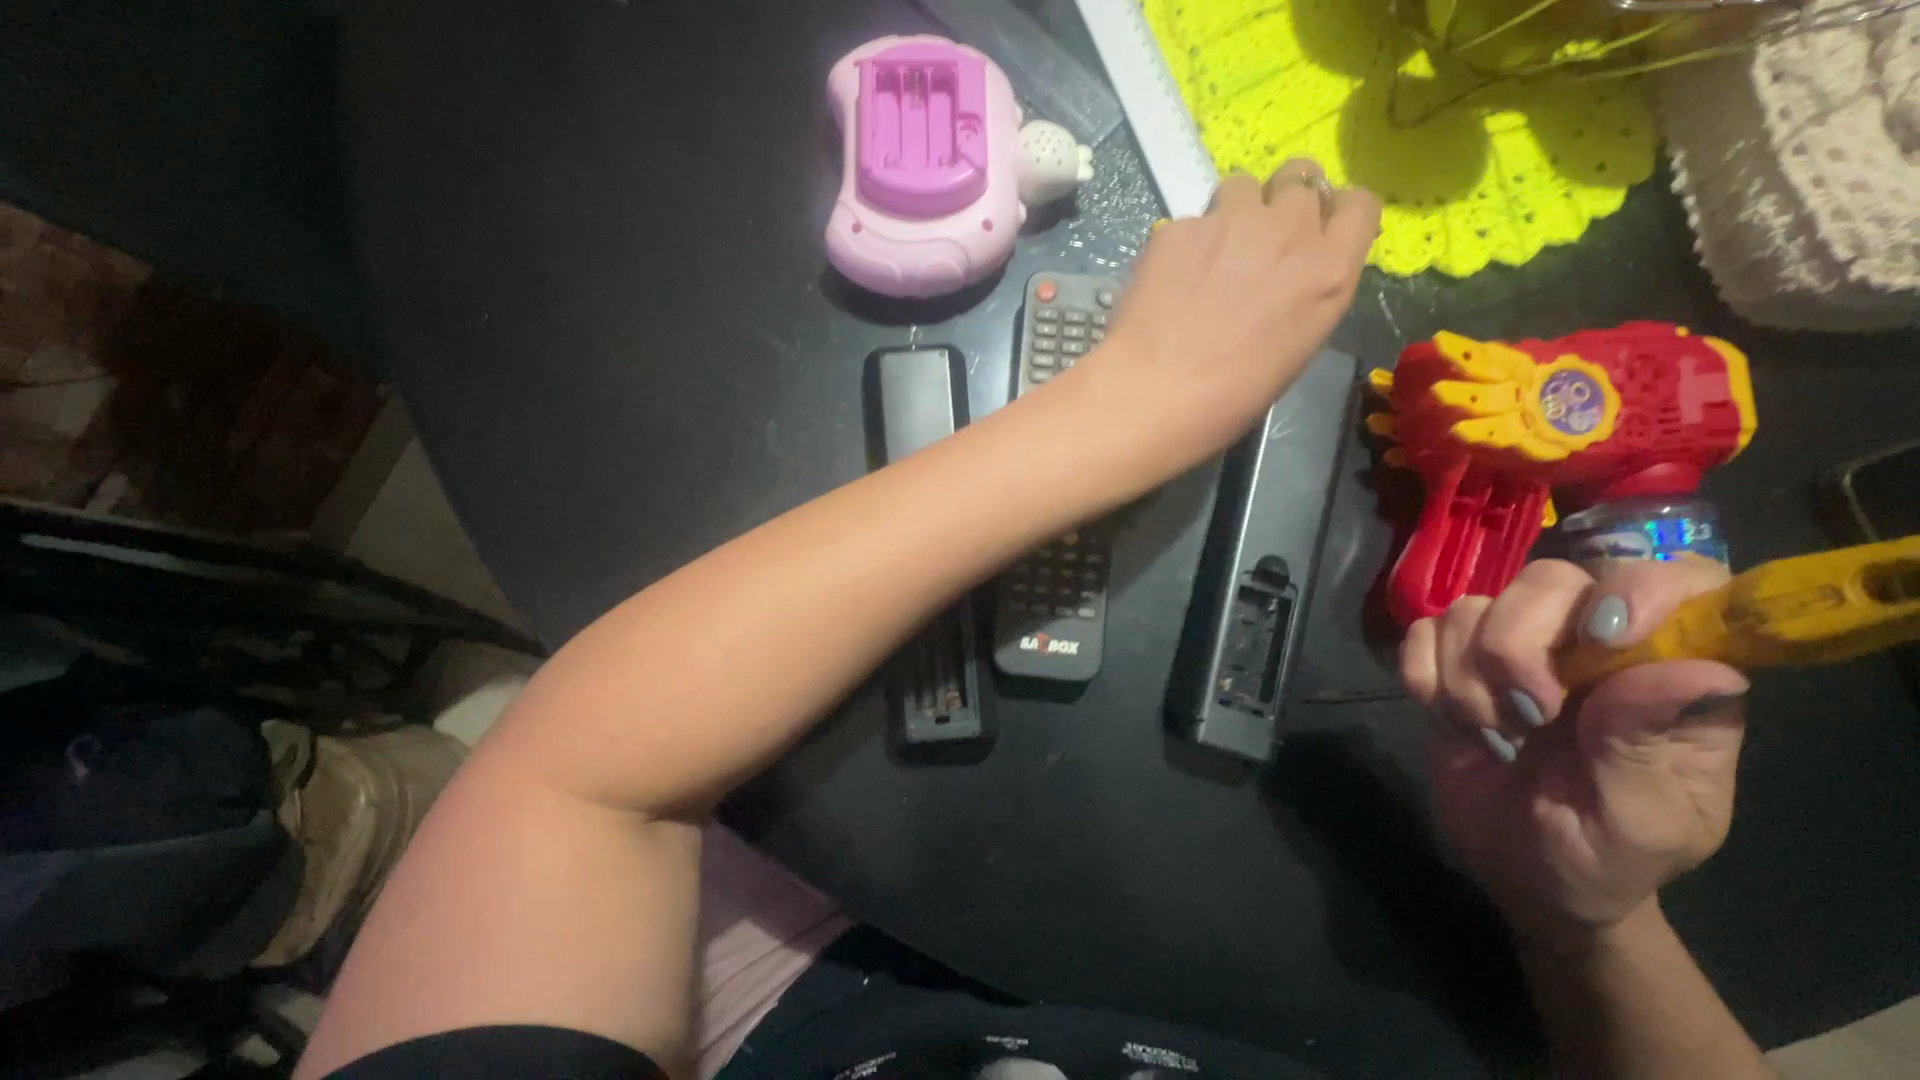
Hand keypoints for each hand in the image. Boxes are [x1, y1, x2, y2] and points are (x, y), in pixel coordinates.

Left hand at [1065, 160, 1380, 487]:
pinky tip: (1168, 279)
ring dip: (1234, 210)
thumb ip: (1306, 292)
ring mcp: (1231, 222)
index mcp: (1329, 269)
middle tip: (1259, 237)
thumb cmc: (1234, 395)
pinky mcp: (1179, 227)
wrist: (1157, 392)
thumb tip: (1289, 276)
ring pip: (1242, 185)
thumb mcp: (1297, 346)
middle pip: (1300, 179)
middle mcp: (1288, 231)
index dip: (1336, 211)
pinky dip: (1183, 242)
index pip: (1359, 204)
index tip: (1317, 228)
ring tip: (1211, 252)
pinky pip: (1189, 221)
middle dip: (1283, 200)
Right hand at [1400, 558, 1752, 937]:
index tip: (1602, 637)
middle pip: (1549, 580)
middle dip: (1520, 647)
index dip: (1640, 588)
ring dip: (1469, 678)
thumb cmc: (1609, 854)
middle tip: (1529, 716)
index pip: (1676, 581)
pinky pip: (1421, 633)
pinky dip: (1425, 678)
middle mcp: (1589, 641)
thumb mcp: (1649, 819)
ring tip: (1494, 737)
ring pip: (1474, 607)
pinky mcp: (1451, 662)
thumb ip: (1657, 745)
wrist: (1524, 875)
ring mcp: (1515, 647)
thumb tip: (1696, 672)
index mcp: (1664, 669)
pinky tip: (1452, 723)